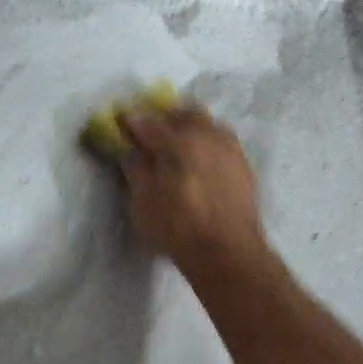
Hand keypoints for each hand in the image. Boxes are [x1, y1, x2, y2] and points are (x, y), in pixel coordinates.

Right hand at [117, 102, 272, 275]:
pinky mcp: (243, 163)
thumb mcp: (143, 203)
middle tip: (150, 132)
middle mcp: (206, 135)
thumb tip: (131, 150)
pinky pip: (221, 140)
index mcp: (178, 142)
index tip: (119, 120)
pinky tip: (199, 160)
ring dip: (188, 126)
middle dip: (164, 116)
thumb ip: (136, 170)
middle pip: (183, 112)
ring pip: (206, 123)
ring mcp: (229, 147)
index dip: (130, 120)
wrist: (228, 251)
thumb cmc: (177, 228)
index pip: (147, 122)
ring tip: (177, 145)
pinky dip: (206, 142)